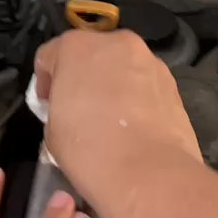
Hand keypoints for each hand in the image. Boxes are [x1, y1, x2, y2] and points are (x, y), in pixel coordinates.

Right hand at [34, 30, 199, 198]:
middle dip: (82, 77)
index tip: (48, 106)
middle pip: (90, 54)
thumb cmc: (89, 148)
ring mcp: (149, 60)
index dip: (45, 82)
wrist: (150, 174)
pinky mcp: (172, 83)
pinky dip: (137, 97)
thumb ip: (57, 108)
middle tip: (79, 110)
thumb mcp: (52, 131)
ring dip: (112, 84)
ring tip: (111, 121)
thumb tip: (70, 113)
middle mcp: (114, 43)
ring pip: (121, 67)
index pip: (49, 55)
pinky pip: (144, 84)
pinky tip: (135, 127)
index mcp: (76, 47)